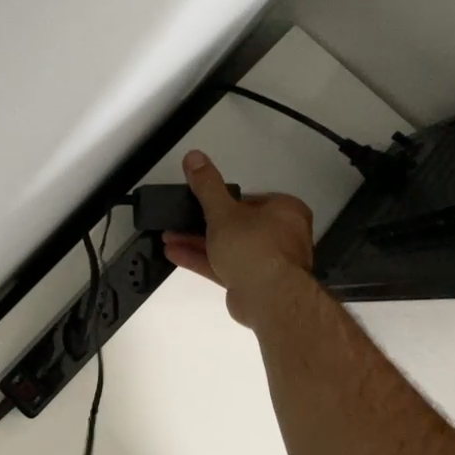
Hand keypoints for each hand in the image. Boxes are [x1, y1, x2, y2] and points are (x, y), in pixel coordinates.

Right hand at [162, 149, 318, 329]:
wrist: (269, 298)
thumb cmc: (253, 247)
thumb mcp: (222, 211)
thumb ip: (206, 185)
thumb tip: (194, 156)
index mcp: (285, 211)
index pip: (249, 199)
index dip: (222, 201)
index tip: (200, 203)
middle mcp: (282, 234)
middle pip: (237, 224)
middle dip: (202, 224)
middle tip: (178, 221)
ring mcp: (269, 261)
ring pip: (228, 247)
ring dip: (198, 242)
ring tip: (169, 237)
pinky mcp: (255, 283)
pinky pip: (226, 266)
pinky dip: (203, 260)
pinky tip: (175, 254)